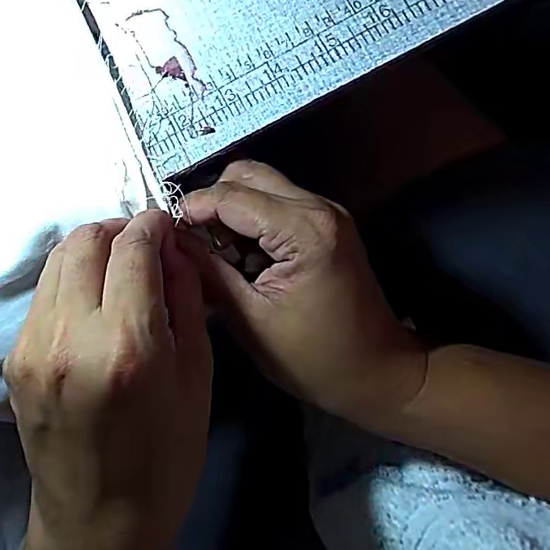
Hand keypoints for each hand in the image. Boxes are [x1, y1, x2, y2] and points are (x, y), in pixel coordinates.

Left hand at [0, 212, 211, 549]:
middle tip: (142, 244)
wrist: (96, 525)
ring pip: (58, 258)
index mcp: (127, 345)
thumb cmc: (165, 459)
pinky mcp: (14, 355)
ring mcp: (33, 344)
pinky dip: (71, 280)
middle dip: (118, 229)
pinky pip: (45, 292)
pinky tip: (91, 300)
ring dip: (91, 248)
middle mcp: (70, 335)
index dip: (151, 225)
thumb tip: (172, 248)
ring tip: (116, 266)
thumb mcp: (196, 378)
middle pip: (86, 240)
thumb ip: (185, 300)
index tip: (163, 225)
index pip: (132, 248)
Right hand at [180, 160, 426, 428]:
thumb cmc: (316, 359)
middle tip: (193, 239)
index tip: (167, 233)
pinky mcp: (324, 220)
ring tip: (215, 248)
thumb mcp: (251, 320)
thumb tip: (171, 240)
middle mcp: (317, 207)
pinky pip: (274, 199)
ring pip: (258, 181)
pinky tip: (240, 252)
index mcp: (304, 231)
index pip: (231, 196)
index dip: (192, 209)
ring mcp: (324, 210)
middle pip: (245, 174)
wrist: (382, 375)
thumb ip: (208, 272)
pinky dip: (248, 215)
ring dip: (229, 207)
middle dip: (211, 202)